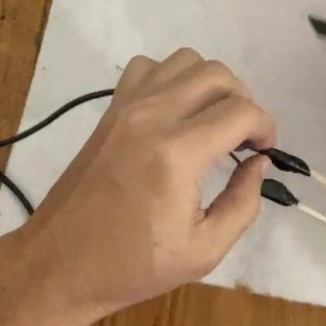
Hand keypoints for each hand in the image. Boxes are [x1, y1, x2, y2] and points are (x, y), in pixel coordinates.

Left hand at [10, 49, 274, 325]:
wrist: (60, 263)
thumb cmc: (133, 266)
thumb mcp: (204, 251)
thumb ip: (243, 202)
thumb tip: (258, 161)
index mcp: (178, 154)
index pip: (241, 111)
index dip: (265, 126)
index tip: (264, 150)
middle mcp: (154, 116)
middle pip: (218, 74)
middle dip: (243, 101)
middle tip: (243, 137)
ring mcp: (128, 105)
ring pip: (185, 60)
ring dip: (210, 83)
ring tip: (212, 120)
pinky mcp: (111, 107)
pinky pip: (148, 66)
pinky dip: (171, 77)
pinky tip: (175, 110)